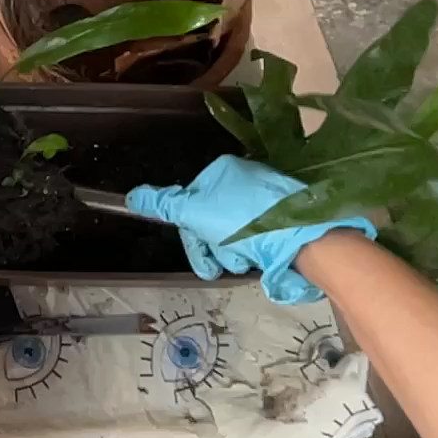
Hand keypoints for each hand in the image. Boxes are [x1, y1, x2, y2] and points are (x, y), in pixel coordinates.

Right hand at [126, 155, 374, 304]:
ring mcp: (265, 201)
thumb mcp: (196, 212)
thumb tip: (132, 196)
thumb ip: (163, 205)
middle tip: (215, 265)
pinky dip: (250, 252)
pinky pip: (252, 238)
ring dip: (229, 253)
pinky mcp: (282, 220)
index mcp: (222, 171)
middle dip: (210, 247)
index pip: (190, 202)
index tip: (197, 248)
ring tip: (243, 260)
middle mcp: (244, 181)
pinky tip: (257, 258)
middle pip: (208, 221)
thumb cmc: (247, 221)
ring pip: (229, 234)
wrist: (305, 241)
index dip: (190, 230)